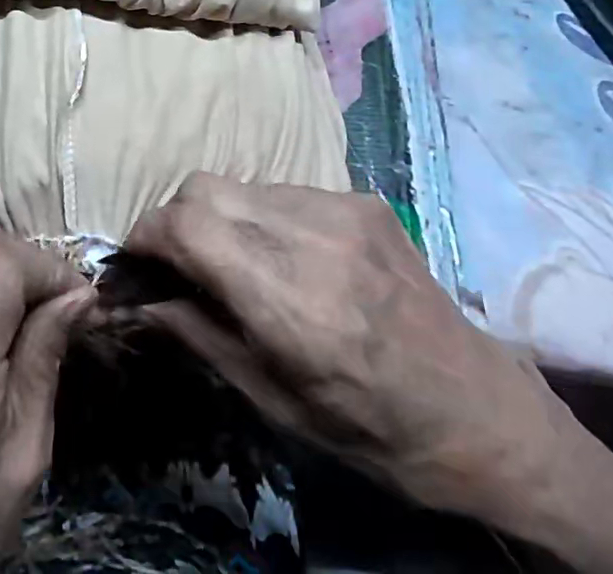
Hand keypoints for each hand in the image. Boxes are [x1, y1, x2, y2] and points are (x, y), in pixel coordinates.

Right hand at [120, 173, 576, 521]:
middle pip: (203, 188)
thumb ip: (194, 333)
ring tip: (231, 262)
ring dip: (216, 217)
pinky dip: (258, 216)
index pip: (187, 225)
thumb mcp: (269, 398)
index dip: (145, 236)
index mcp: (291, 302)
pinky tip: (281, 256)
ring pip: (239, 184)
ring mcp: (344, 211)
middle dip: (174, 221)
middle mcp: (315, 239)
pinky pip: (280, 190)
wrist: (482, 416)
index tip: (135, 264)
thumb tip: (131, 300)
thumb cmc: (369, 428)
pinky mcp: (364, 201)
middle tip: (176, 264)